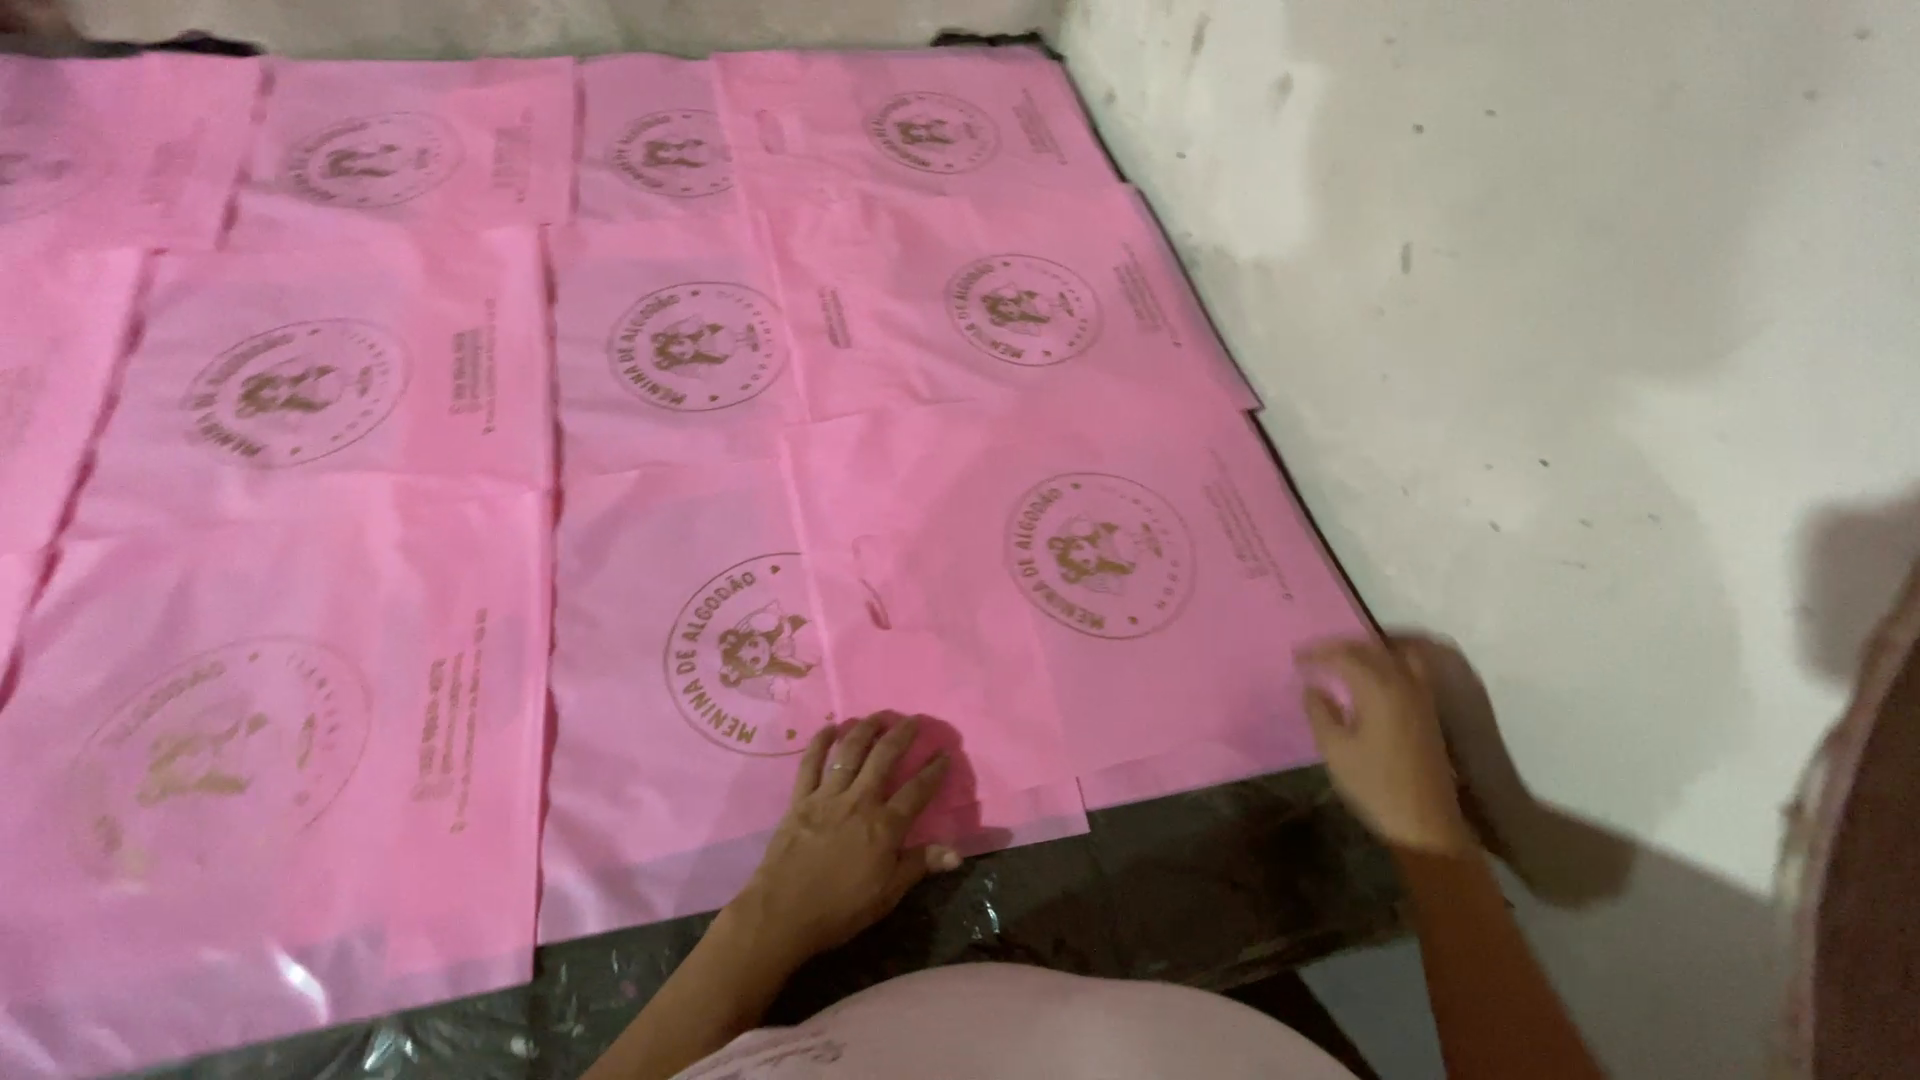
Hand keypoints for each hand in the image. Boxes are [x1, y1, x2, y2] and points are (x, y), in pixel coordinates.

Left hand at [725, 713, 960, 968]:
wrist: (782, 914)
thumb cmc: (839, 909)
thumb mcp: (887, 894)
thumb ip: (919, 865)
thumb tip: (956, 852)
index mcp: (884, 826)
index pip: (917, 790)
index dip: (934, 770)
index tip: (945, 753)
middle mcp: (859, 801)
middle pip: (884, 757)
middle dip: (902, 735)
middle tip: (914, 720)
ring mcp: (827, 796)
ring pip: (850, 751)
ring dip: (866, 728)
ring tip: (879, 715)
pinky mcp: (800, 799)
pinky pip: (810, 762)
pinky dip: (821, 742)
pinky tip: (830, 728)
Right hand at [1296, 637, 1475, 855]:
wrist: (1424, 822)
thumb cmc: (1373, 785)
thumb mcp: (1334, 749)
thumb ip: (1320, 711)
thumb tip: (1313, 687)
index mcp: (1379, 689)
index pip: (1344, 655)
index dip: (1317, 653)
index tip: (1295, 658)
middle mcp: (1404, 684)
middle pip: (1371, 649)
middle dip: (1340, 647)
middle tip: (1314, 656)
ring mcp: (1421, 697)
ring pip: (1394, 656)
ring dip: (1367, 652)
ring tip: (1344, 661)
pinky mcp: (1428, 712)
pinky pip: (1408, 670)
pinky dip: (1386, 663)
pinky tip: (1370, 680)